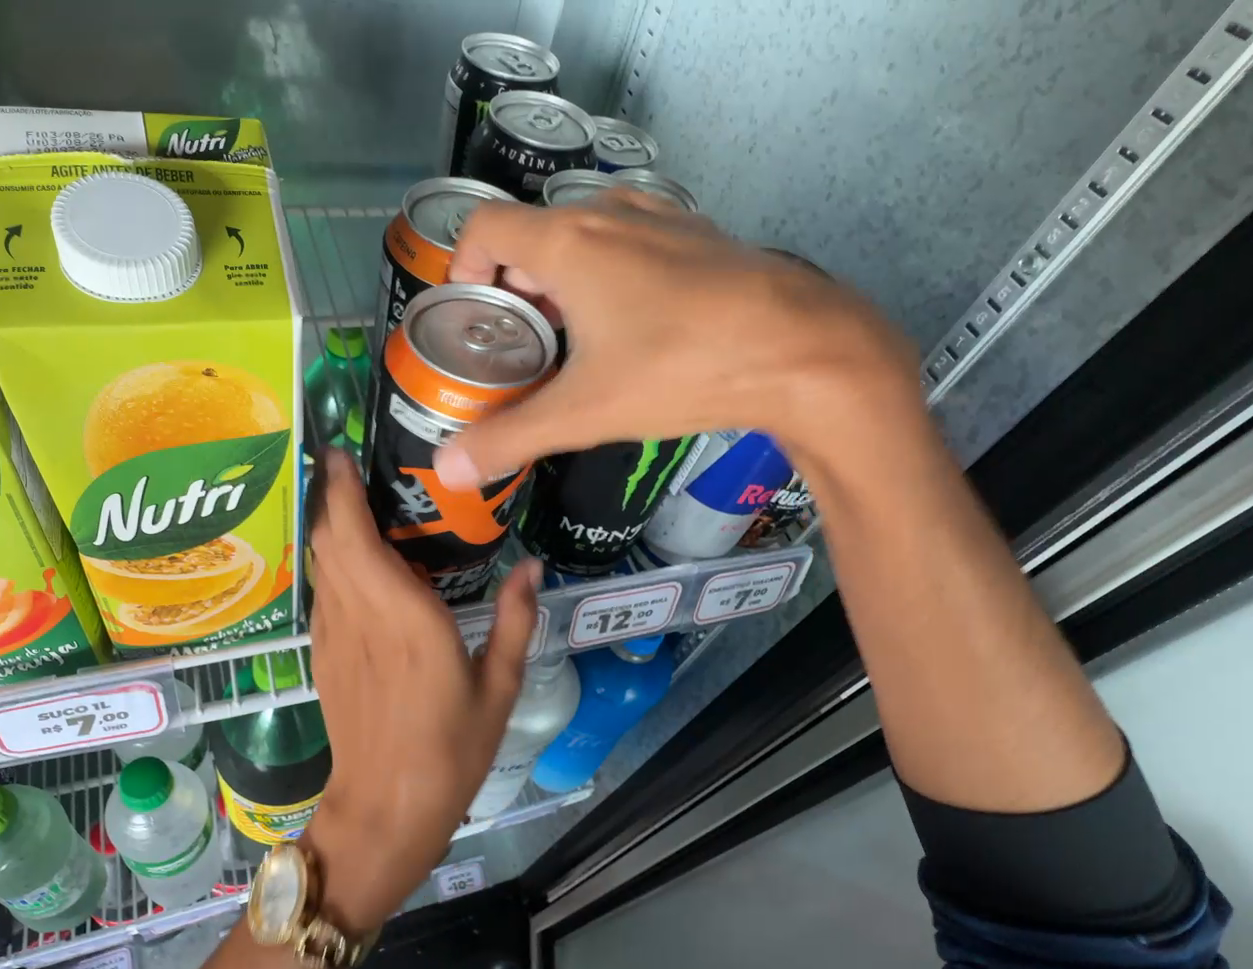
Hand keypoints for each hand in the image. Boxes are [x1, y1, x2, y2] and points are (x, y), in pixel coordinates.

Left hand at [301, 448, 540, 931]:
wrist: (386, 807)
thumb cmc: (451, 750)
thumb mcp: (500, 687)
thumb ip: (515, 621)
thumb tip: (532, 566)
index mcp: (405, 618)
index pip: (357, 537)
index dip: (342, 490)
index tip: (344, 452)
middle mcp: (359, 615)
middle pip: (328, 538)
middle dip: (331, 494)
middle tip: (352, 463)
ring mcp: (333, 635)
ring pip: (320, 561)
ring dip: (329, 523)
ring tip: (355, 498)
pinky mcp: (323, 653)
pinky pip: (323, 589)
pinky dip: (332, 560)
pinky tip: (356, 559)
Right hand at [436, 189, 920, 490]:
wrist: (804, 349)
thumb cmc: (682, 369)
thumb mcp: (586, 411)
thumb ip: (511, 437)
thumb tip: (448, 471)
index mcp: (567, 242)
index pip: (484, 229)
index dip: (462, 269)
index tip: (472, 317)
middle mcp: (608, 213)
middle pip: (533, 235)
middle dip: (513, 287)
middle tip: (518, 345)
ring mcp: (660, 218)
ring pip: (586, 236)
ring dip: (563, 280)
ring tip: (572, 339)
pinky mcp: (699, 236)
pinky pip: (632, 242)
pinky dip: (611, 274)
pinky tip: (635, 327)